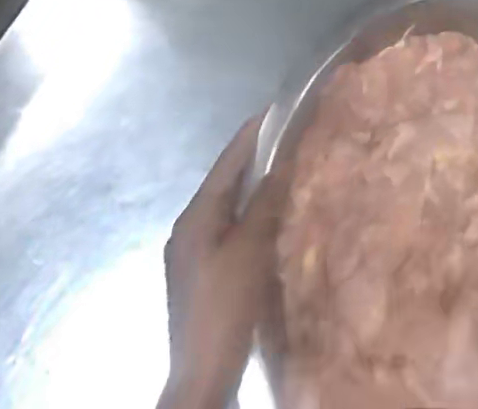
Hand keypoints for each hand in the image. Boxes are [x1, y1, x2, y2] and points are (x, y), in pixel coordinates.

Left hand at [161, 115, 288, 408]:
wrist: (201, 371)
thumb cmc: (225, 303)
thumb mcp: (251, 247)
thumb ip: (267, 200)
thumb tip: (285, 160)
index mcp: (196, 215)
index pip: (228, 160)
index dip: (252, 132)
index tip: (276, 107)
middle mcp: (188, 226)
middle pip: (226, 179)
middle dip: (256, 155)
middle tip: (289, 133)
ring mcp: (192, 250)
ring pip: (228, 203)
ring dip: (254, 183)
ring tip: (286, 164)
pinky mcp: (202, 269)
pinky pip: (229, 224)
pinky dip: (250, 209)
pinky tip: (270, 211)